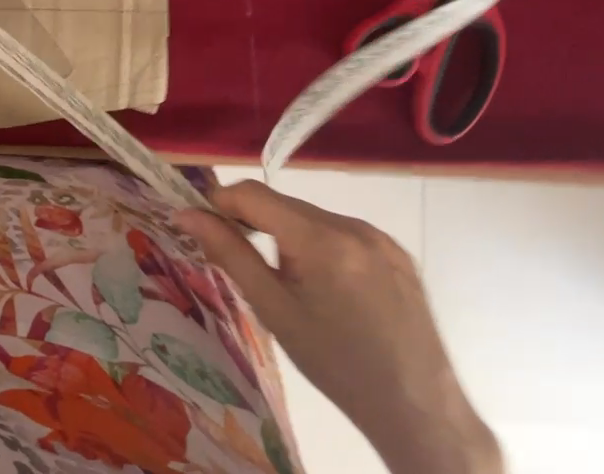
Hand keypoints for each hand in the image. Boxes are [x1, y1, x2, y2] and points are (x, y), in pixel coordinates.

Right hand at [175, 182, 501, 473]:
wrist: (418, 409)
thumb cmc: (334, 362)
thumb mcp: (271, 307)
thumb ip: (227, 252)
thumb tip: (186, 213)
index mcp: (322, 240)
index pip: (251, 194)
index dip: (218, 204)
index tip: (202, 229)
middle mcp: (354, 227)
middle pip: (281, 203)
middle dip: (250, 221)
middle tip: (235, 258)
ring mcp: (381, 239)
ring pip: (309, 216)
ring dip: (283, 232)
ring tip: (282, 277)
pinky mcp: (397, 253)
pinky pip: (339, 231)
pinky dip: (316, 244)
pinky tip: (321, 283)